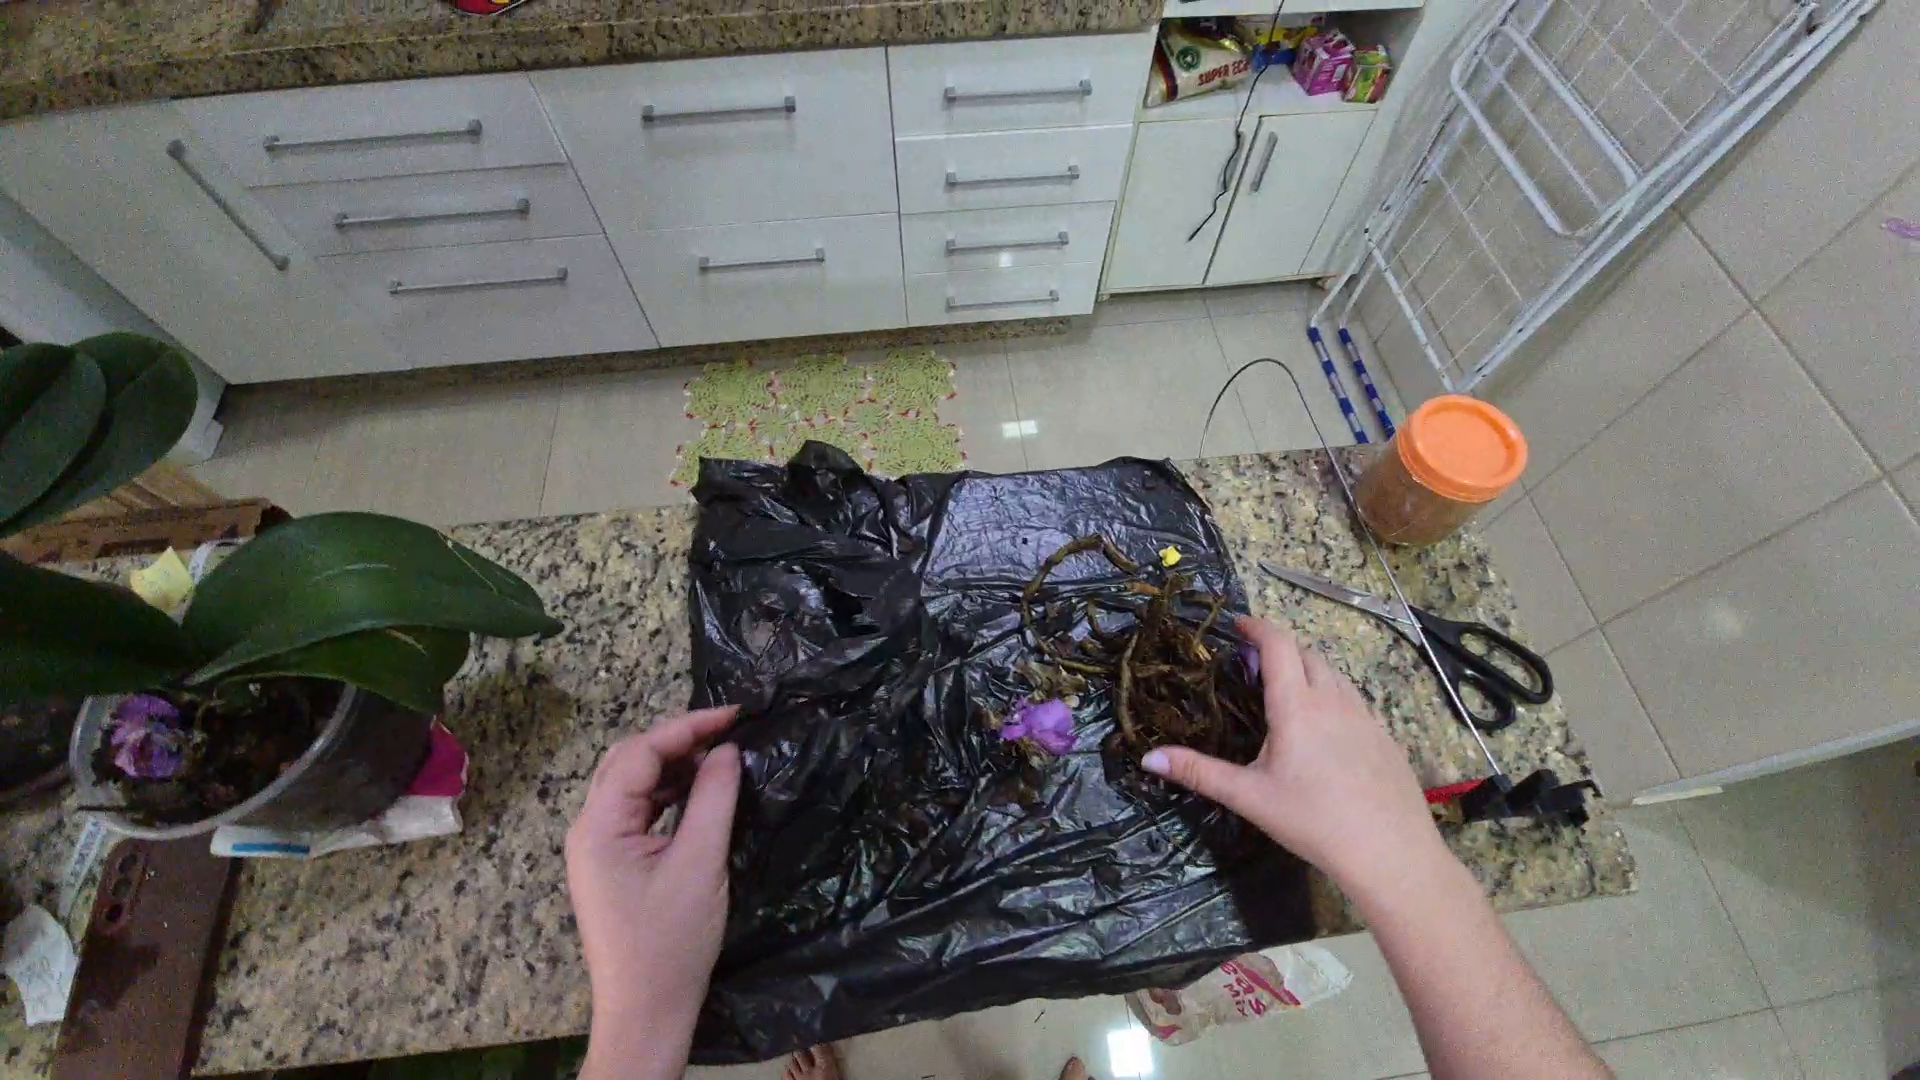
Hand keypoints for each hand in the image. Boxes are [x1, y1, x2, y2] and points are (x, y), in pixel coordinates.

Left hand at [566, 706, 741, 1079]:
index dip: (687, 726)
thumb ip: (714, 797)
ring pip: (634, 781)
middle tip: (728, 731)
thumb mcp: (701, 862)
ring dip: (676, 763)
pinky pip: (641, 807)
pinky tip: (701, 788)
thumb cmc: (672, 940)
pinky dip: (671, 789)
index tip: (734, 716)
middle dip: (679, 738)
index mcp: (599, 827)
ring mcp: (600, 846)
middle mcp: (590, 828)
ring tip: (720, 755)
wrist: (648, 1012)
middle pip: (630, 760)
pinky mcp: (616, 860)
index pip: (640, 753)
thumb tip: (729, 749)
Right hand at [1142, 617, 1443, 899]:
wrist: (1393, 856)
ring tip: (1285, 686)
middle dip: (1279, 646)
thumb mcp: (1249, 797)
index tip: (1237, 625)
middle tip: (1253, 660)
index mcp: (1296, 706)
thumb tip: (1148, 758)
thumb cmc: (1314, 821)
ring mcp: (1365, 716)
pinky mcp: (1385, 736)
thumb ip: (1198, 772)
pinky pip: (1353, 697)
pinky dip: (1330, 691)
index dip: (1256, 627)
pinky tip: (1323, 725)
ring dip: (1307, 666)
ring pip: (1334, 673)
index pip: (1278, 645)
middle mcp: (1333, 700)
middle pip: (1306, 653)